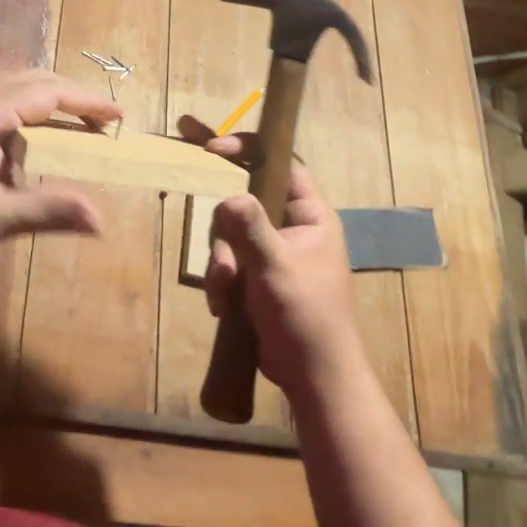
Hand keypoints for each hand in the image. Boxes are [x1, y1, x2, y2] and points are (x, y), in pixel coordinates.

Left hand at [0, 69, 121, 271]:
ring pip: (14, 88)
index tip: (119, 115)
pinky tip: (35, 140)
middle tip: (103, 119)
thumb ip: (50, 211)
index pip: (47, 92)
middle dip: (71, 95)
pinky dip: (27, 111)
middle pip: (32, 80)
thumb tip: (101, 218)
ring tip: (77, 123)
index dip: (86, 102)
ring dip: (48, 99)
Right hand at [200, 135, 364, 397]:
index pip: (280, 163)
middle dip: (226, 235)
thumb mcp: (276, 268)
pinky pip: (229, 262)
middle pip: (244, 202)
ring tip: (226, 295)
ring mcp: (274, 253)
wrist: (314, 378)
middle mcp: (292, 228)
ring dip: (222, 265)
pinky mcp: (258, 277)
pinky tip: (223, 307)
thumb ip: (250, 229)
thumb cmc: (306, 317)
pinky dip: (222, 283)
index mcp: (311, 216)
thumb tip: (228, 197)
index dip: (248, 149)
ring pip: (230, 236)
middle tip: (223, 265)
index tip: (212, 148)